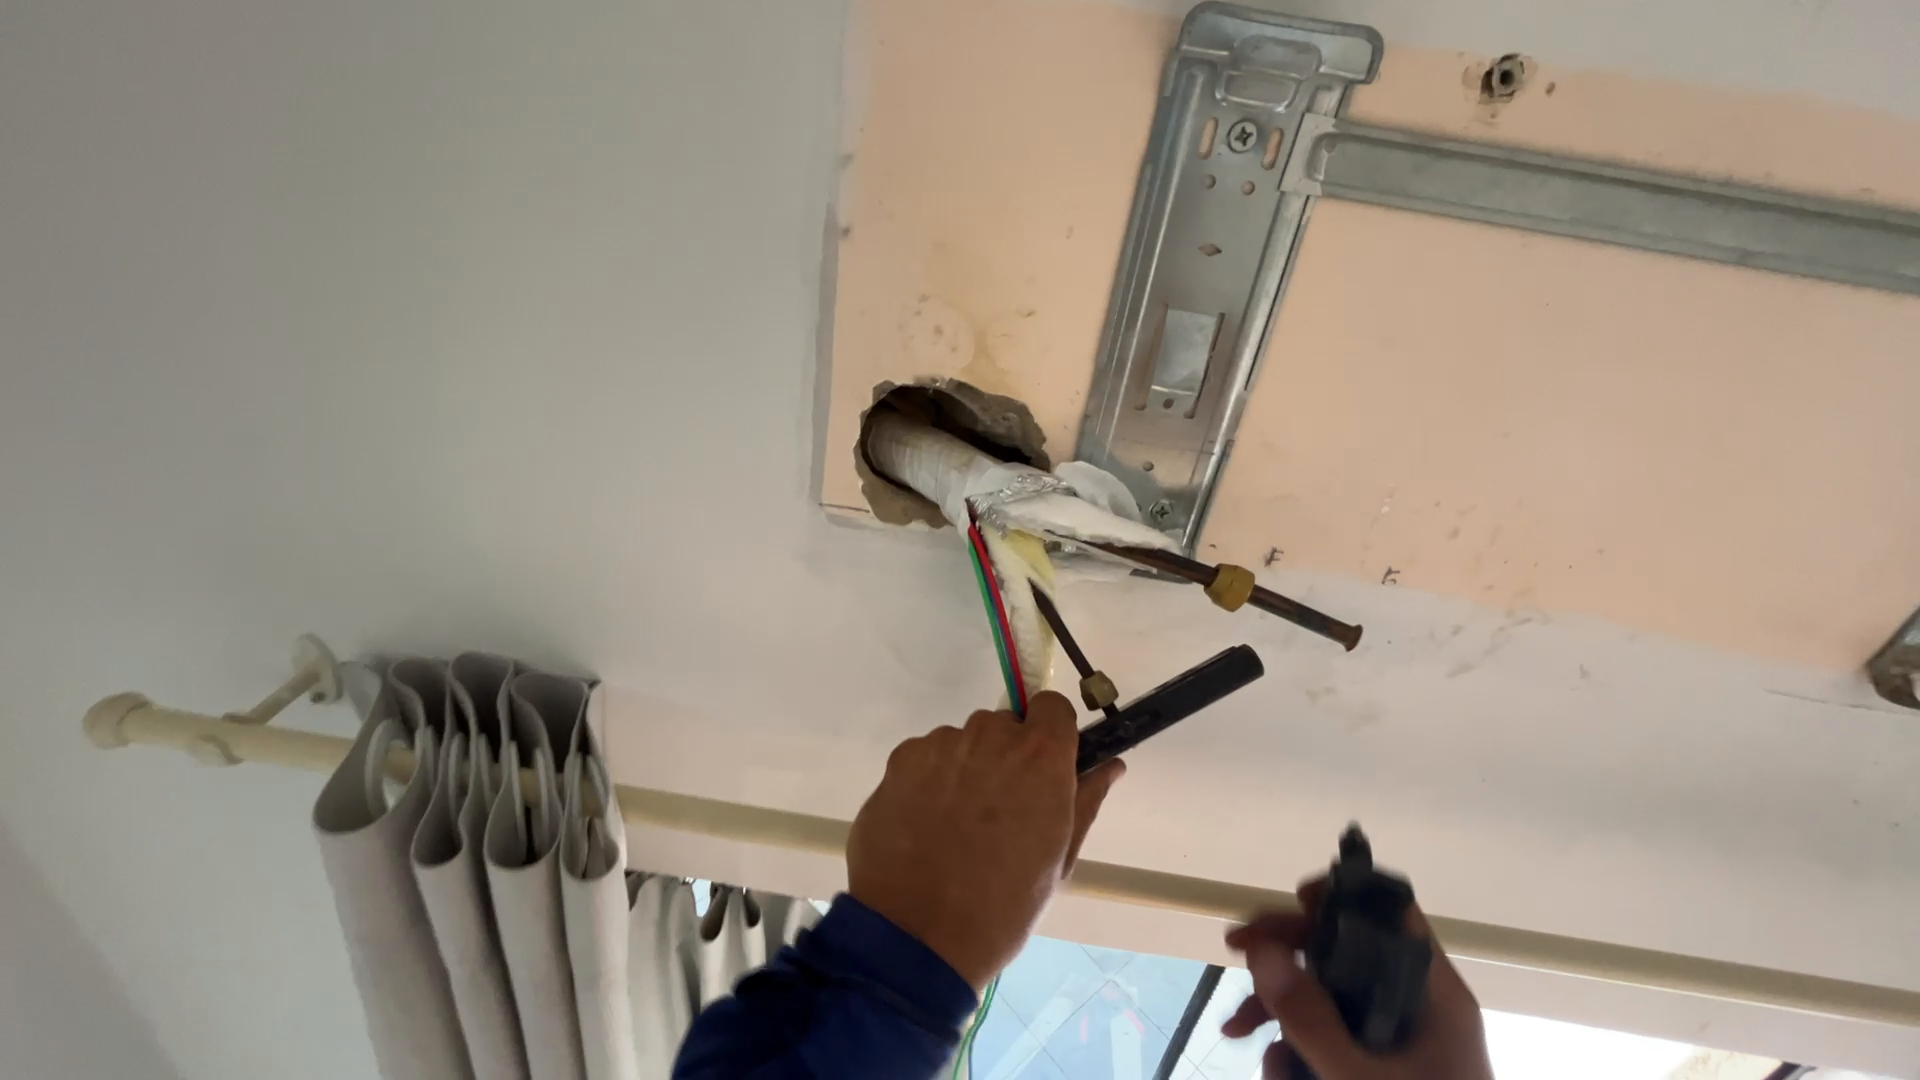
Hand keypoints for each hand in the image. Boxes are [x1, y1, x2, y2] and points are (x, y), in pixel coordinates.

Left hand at [846, 690, 1126, 990]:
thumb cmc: (1005, 905)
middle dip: (1007, 757)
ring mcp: (940, 744)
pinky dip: (929, 780)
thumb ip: (1085, 800)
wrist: (917, 936)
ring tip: (955, 825)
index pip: (1053, 706)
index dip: (1051, 731)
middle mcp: (990, 736)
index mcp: (1040, 756)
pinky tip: (925, 825)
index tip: (1046, 763)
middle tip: (999, 810)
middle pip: (1005, 726)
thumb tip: (1110, 764)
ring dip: (966, 768)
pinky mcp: (900, 760)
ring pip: (962, 742)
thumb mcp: (1059, 859)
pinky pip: (925, 757)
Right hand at [1221, 882, 1493, 1079]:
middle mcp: (1415, 1008)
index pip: (1394, 916)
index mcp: (1431, 997)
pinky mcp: (1377, 1067)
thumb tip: (1261, 948)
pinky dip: (1291, 1041)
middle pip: (1344, 948)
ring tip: (1236, 1031)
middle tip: (1234, 948)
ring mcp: (1395, 1040)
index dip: (1346, 896)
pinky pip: (1327, 1034)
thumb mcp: (1357, 1079)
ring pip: (1325, 993)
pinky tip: (1272, 1068)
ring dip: (1275, 1006)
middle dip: (1284, 949)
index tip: (1296, 900)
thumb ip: (1308, 1016)